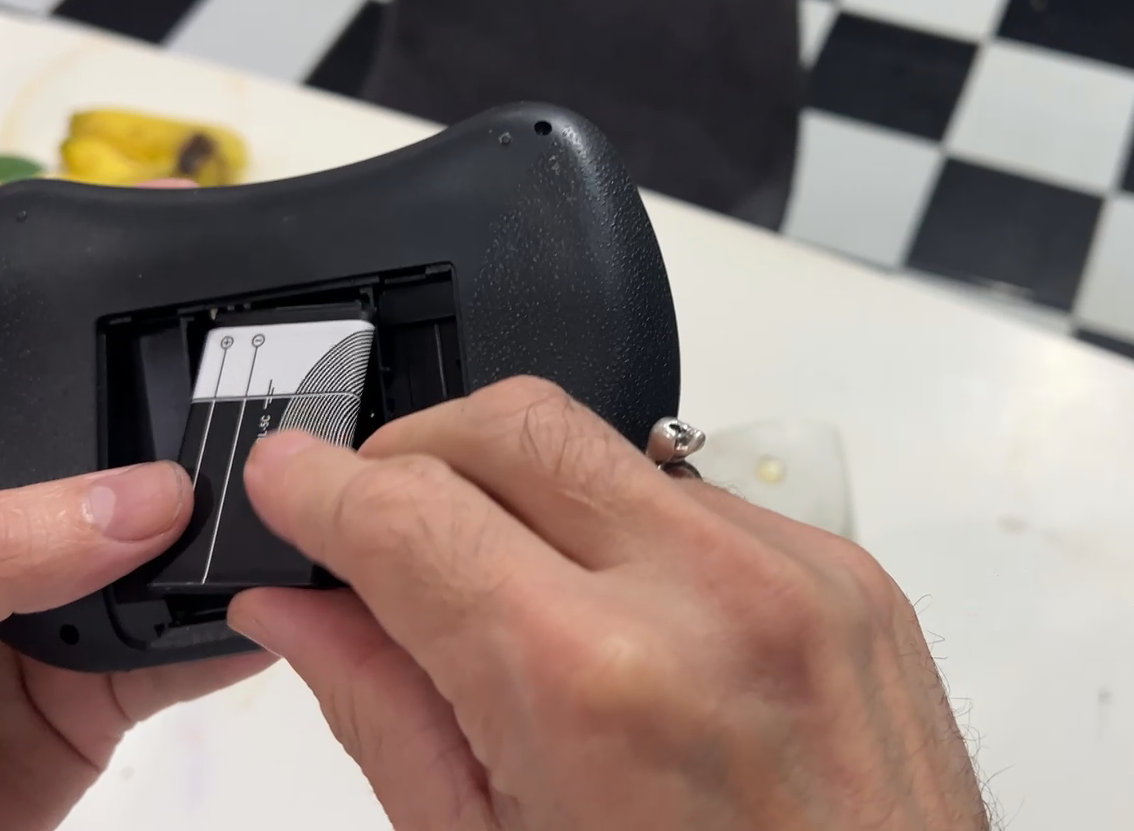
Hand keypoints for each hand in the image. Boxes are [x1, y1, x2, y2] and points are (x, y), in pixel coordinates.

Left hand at [0, 370, 271, 830]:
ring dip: (228, 542)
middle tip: (269, 445)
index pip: (7, 384)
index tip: (194, 341)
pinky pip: (193, 638)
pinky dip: (239, 624)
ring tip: (294, 520)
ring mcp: (68, 605)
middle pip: (120, 462)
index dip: (89, 351)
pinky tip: (290, 600)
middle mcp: (7, 530)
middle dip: (193, 451)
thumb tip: (152, 496)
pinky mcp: (113, 677)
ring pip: (171, 550)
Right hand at [229, 377, 986, 829]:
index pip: (416, 515)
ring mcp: (794, 565)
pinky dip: (628, 528)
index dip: (326, 485)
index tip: (290, 475)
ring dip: (531, 490)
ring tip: (516, 579)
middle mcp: (709, 593)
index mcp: (600, 687)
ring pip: (604, 448)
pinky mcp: (843, 564)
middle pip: (519, 421)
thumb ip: (388, 713)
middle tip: (387, 505)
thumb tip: (301, 607)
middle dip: (425, 443)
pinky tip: (629, 607)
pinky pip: (694, 497)